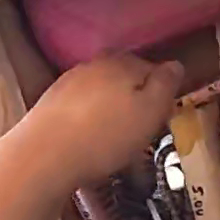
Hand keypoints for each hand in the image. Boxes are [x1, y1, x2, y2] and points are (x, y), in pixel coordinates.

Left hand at [7, 55, 183, 191]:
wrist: (43, 156)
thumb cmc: (106, 136)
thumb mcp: (150, 112)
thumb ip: (165, 85)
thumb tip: (175, 64)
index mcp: (123, 63)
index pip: (154, 68)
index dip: (162, 92)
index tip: (163, 117)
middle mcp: (94, 65)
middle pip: (125, 77)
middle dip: (135, 97)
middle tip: (141, 128)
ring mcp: (68, 82)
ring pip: (101, 90)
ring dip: (111, 108)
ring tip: (115, 136)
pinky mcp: (50, 103)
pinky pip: (81, 106)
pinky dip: (89, 118)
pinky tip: (90, 138)